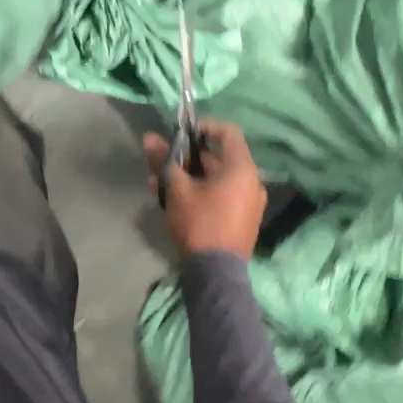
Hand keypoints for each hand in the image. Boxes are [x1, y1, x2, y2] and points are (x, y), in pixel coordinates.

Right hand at [144, 120, 265, 260]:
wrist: (216, 275)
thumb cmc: (199, 223)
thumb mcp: (176, 189)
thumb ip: (164, 161)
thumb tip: (149, 137)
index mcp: (242, 169)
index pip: (228, 132)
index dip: (204, 127)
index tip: (181, 135)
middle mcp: (252, 182)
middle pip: (219, 157)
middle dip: (187, 158)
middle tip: (164, 163)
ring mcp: (250, 203)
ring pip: (216, 178)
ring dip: (189, 177)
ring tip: (160, 185)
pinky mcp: (243, 219)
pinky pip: (221, 195)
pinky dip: (201, 192)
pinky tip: (174, 201)